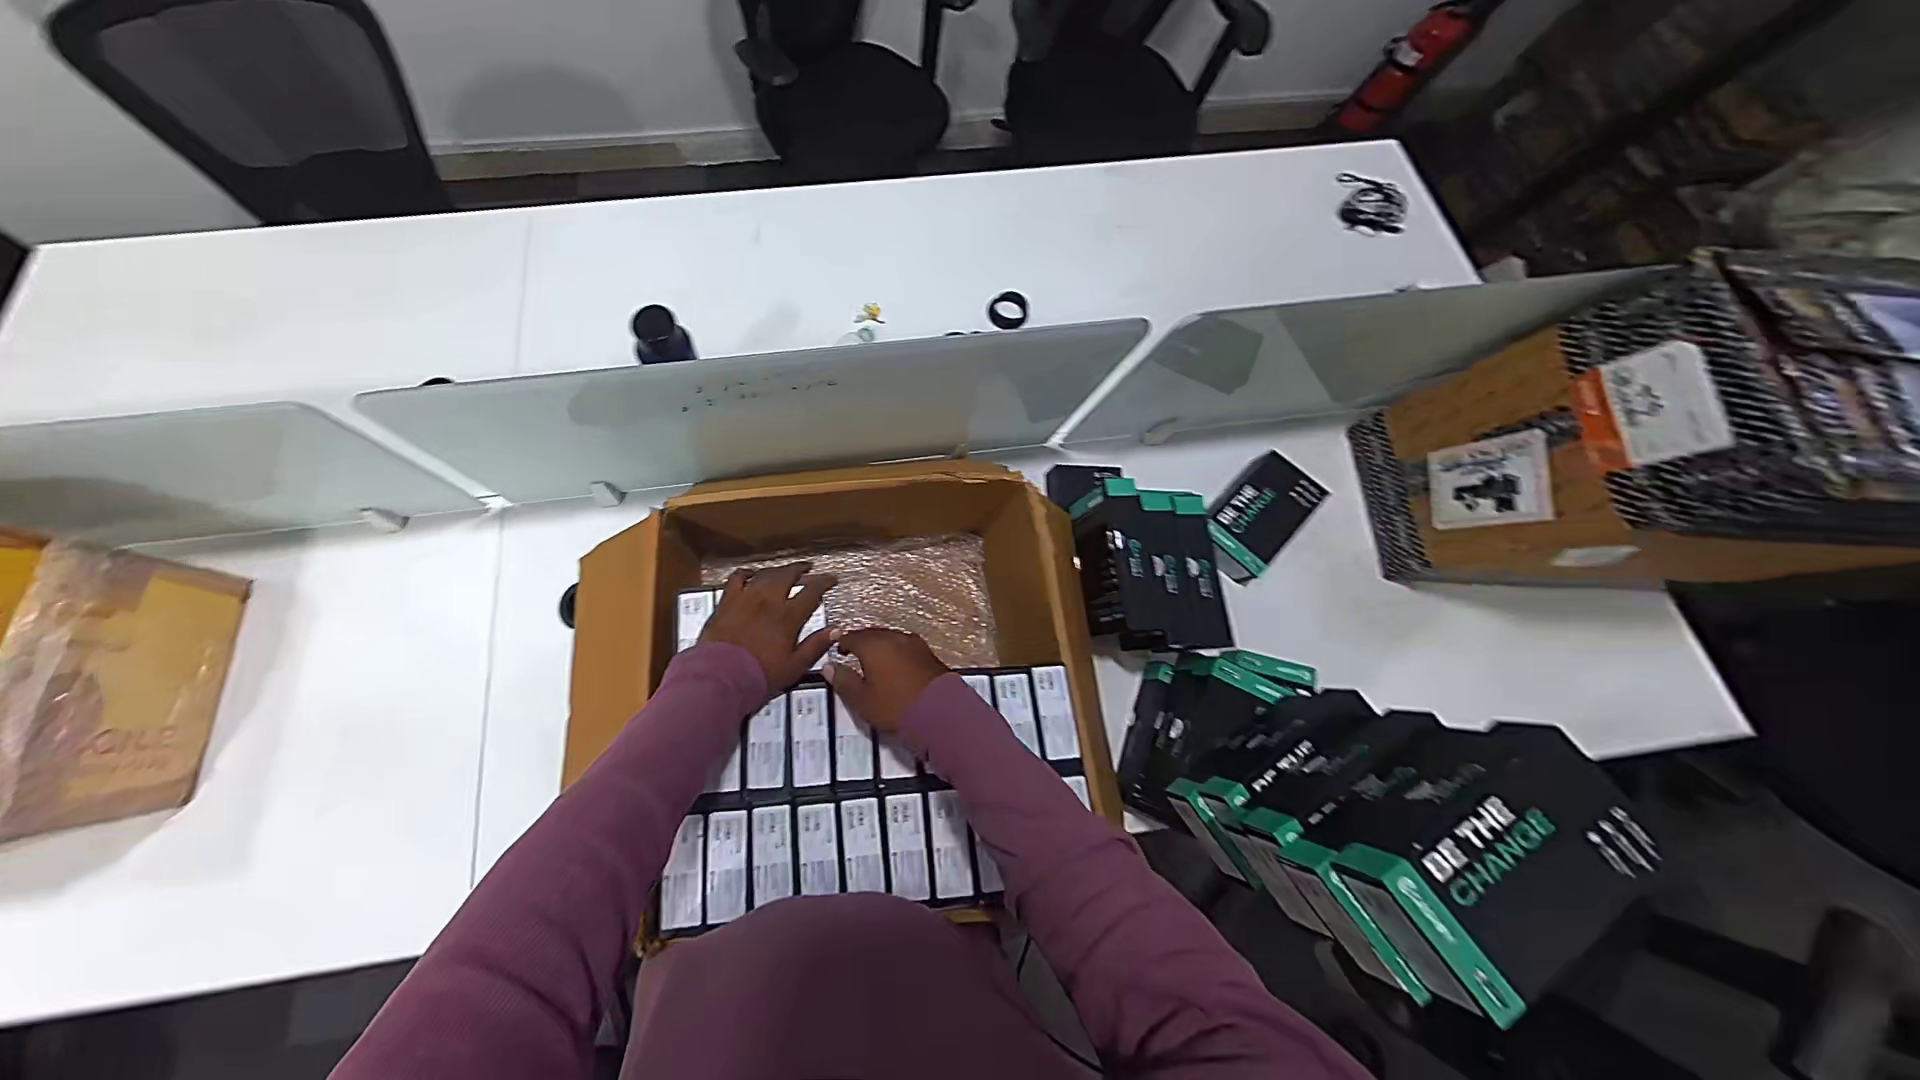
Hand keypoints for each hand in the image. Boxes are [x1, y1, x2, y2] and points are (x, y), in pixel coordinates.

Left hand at [700, 562, 836, 691]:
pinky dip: (746, 573)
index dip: (824, 582)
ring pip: (765, 574)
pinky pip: (737, 578)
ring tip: (783, 570)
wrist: (719, 678)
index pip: (812, 591)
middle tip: (807, 568)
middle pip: (788, 575)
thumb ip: (817, 645)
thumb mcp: (795, 665)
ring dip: (777, 570)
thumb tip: (835, 631)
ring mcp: (746, 599)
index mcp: (788, 616)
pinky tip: (749, 574)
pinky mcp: (726, 602)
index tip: (830, 579)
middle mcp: (768, 602)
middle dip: (801, 569)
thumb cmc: (757, 676)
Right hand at [825, 629, 948, 733]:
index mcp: (874, 645)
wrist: (941, 712)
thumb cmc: (896, 706)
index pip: (852, 637)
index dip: (842, 643)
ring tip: (873, 661)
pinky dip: (896, 652)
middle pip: (872, 634)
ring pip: (890, 639)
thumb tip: (830, 667)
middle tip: (853, 654)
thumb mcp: (862, 699)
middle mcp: (894, 638)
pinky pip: (905, 647)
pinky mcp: (929, 654)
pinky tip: (895, 665)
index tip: (838, 651)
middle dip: (861, 642)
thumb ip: (844, 681)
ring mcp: (914, 644)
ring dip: (880, 646)